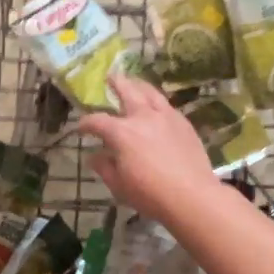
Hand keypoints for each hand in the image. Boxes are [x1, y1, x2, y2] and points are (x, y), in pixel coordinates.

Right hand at [78, 75, 220, 220]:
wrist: (192, 196)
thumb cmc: (150, 194)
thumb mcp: (118, 185)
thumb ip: (104, 167)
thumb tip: (95, 156)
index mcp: (121, 132)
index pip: (97, 121)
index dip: (86, 123)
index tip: (80, 127)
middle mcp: (143, 117)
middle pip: (127, 91)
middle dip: (116, 83)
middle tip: (110, 77)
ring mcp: (166, 117)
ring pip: (150, 92)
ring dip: (139, 85)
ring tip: (134, 82)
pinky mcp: (184, 123)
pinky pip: (167, 105)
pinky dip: (156, 101)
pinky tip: (156, 106)